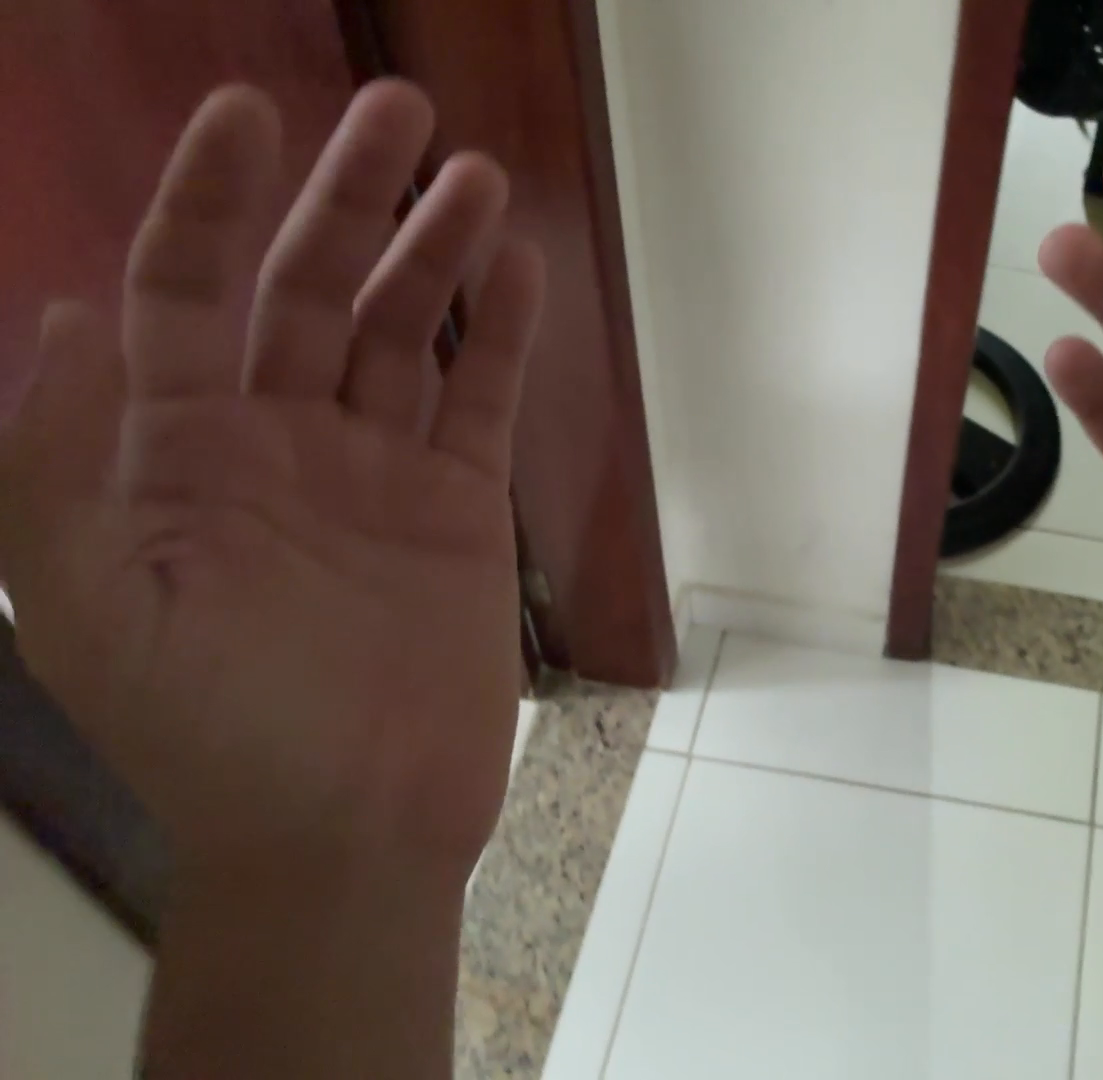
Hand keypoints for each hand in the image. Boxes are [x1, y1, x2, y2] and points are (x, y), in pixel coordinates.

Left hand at [0, 81, 544, 875]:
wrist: (357, 812)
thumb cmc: (221, 725)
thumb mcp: (94, 596)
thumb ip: (71, 454)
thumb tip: (81, 310)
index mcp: (173, 451)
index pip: (187, 291)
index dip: (209, 199)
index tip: (251, 112)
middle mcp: (279, 439)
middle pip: (311, 290)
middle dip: (349, 198)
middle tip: (402, 113)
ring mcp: (380, 468)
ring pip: (409, 334)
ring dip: (438, 254)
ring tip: (478, 180)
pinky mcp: (462, 503)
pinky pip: (481, 400)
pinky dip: (499, 337)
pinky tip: (517, 278)